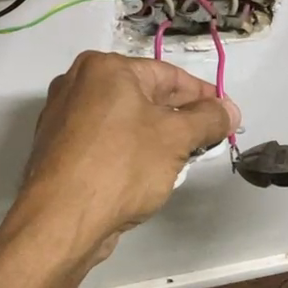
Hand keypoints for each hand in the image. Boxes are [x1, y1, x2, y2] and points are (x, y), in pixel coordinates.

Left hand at [18, 52, 240, 261]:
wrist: (61, 220)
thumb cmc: (122, 166)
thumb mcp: (177, 138)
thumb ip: (209, 119)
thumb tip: (230, 110)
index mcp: (104, 68)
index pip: (168, 74)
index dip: (204, 96)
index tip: (226, 115)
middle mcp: (77, 84)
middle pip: (144, 97)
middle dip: (179, 119)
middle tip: (207, 141)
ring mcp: (62, 118)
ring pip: (124, 122)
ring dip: (155, 139)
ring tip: (179, 162)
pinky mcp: (57, 151)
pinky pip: (105, 143)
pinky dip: (128, 153)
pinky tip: (144, 176)